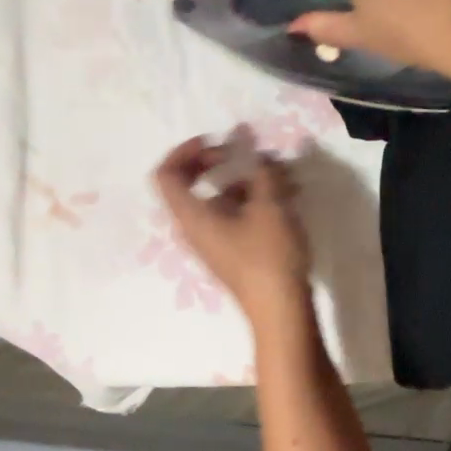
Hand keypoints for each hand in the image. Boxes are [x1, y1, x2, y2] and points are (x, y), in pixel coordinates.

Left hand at [154, 134, 310, 323]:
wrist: (280, 308)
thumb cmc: (269, 255)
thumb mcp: (270, 206)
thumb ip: (262, 173)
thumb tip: (257, 156)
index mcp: (191, 215)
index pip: (166, 173)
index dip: (186, 150)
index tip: (218, 142)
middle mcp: (193, 229)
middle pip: (189, 185)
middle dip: (216, 162)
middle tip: (243, 154)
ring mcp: (213, 243)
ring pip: (218, 200)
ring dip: (243, 181)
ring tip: (278, 175)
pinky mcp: (233, 254)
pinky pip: (233, 217)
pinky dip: (252, 201)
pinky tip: (284, 198)